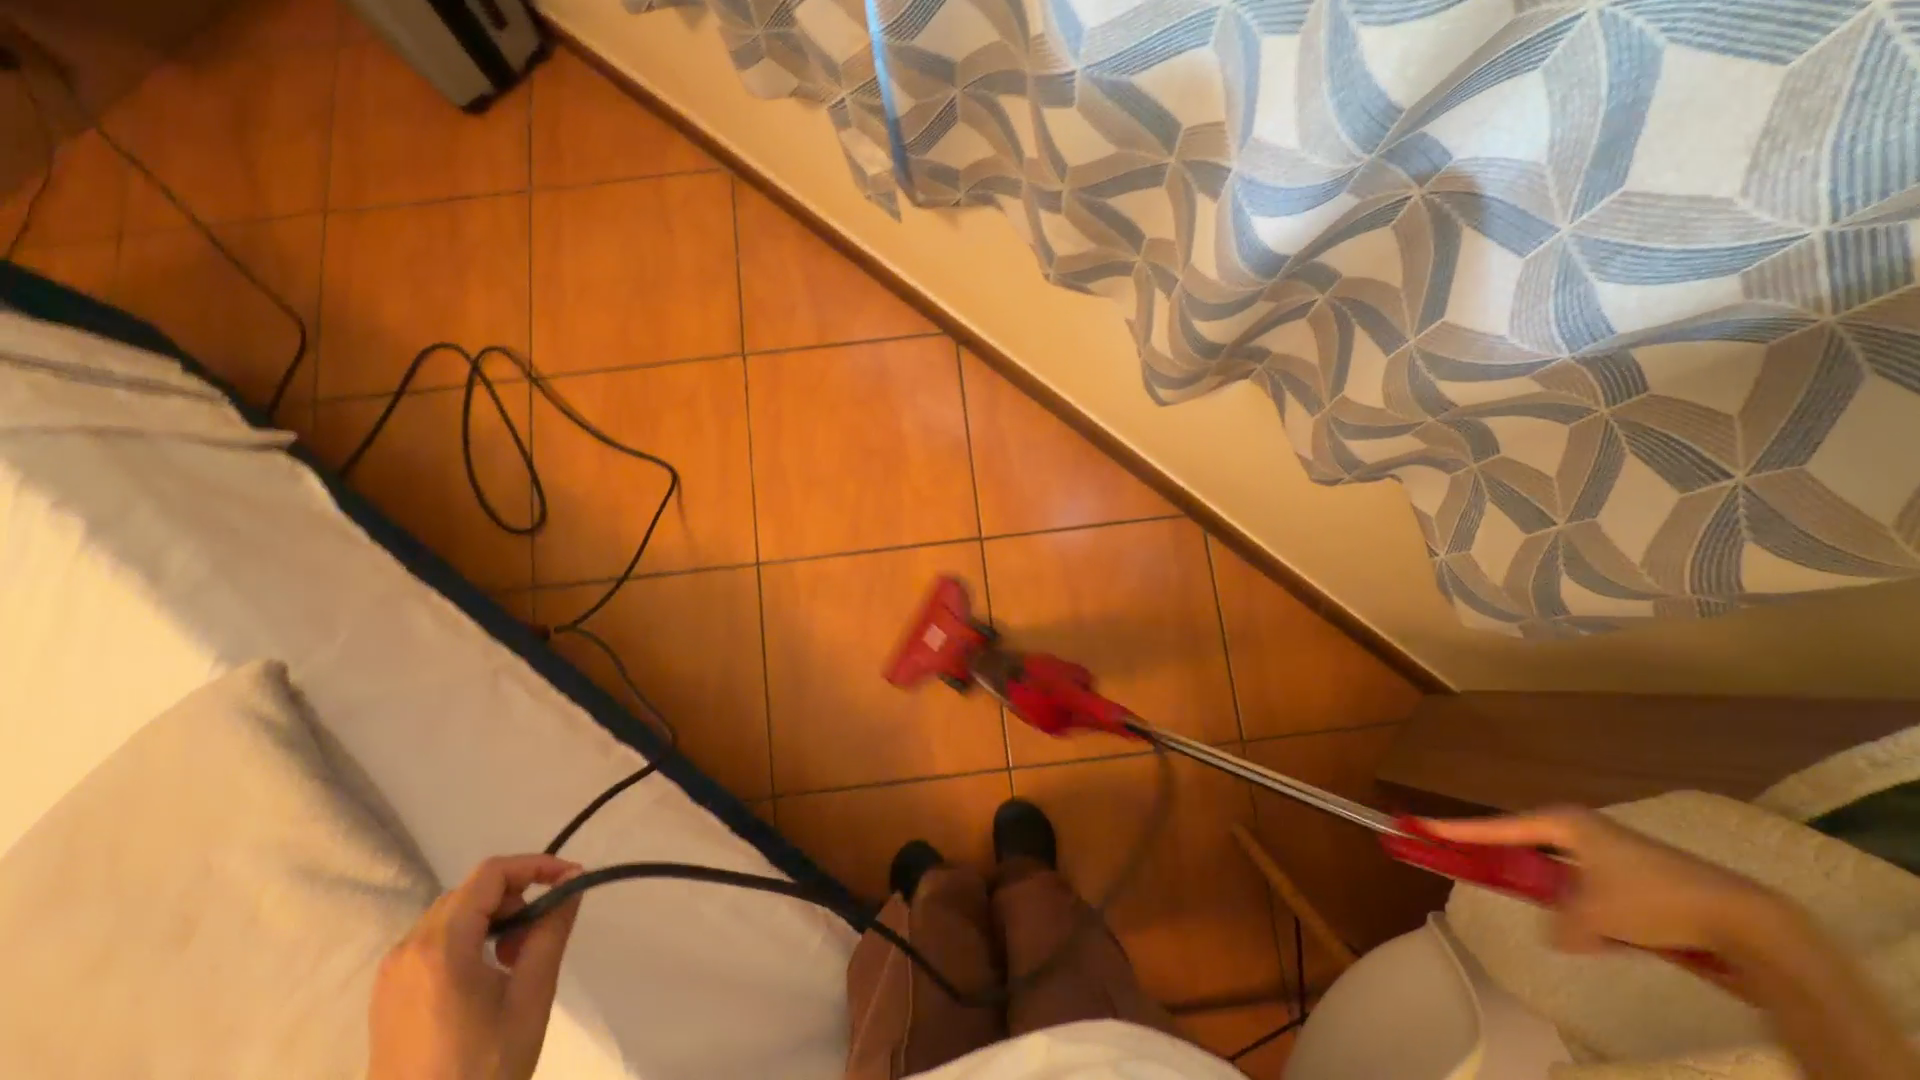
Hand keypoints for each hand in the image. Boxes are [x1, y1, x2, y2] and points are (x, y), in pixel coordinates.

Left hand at [369, 854, 583, 1079]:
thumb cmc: (483, 1067)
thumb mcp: (530, 997)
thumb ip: (551, 932)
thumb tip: (571, 884)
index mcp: (440, 945)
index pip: (491, 874)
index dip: (536, 866)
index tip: (572, 881)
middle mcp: (407, 948)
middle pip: (470, 893)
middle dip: (516, 898)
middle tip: (543, 936)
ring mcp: (392, 972)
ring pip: (452, 917)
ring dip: (493, 920)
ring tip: (517, 961)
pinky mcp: (388, 994)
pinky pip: (434, 944)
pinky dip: (468, 942)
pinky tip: (487, 980)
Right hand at [1420, 807, 1778, 957]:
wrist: (1740, 917)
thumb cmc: (1654, 899)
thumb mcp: (1593, 917)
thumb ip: (1558, 925)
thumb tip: (1557, 934)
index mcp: (1563, 823)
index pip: (1494, 828)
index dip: (1455, 831)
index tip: (1418, 827)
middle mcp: (1579, 828)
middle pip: (1525, 849)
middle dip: (1517, 873)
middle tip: (1492, 880)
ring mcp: (1606, 850)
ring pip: (1560, 877)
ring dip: (1563, 903)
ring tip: (1591, 929)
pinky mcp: (1629, 874)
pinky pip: (1588, 891)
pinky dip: (1590, 913)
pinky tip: (1613, 934)